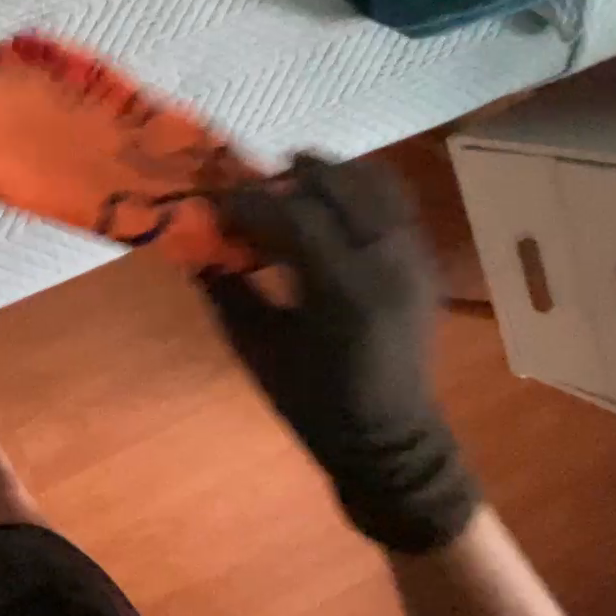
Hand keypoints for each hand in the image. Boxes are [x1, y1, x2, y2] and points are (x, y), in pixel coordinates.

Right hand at [199, 154, 478, 553]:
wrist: (390, 441)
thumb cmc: (311, 400)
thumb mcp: (254, 344)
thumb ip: (224, 286)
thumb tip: (191, 241)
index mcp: (342, 292)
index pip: (293, 216)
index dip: (248, 200)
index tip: (216, 199)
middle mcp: (386, 265)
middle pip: (338, 186)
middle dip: (288, 176)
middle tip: (251, 186)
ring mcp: (413, 260)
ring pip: (374, 184)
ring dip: (326, 174)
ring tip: (289, 181)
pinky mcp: (424, 263)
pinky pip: (395, 203)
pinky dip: (359, 188)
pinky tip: (327, 201)